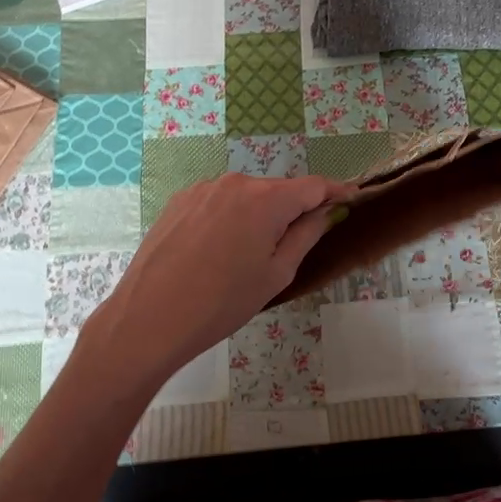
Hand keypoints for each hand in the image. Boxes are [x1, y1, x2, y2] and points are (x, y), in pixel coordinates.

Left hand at [86, 174, 352, 385]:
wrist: (148, 319)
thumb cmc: (221, 303)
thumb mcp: (275, 275)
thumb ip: (305, 236)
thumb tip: (327, 212)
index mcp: (266, 199)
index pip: (314, 186)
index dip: (336, 192)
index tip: (352, 199)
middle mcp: (235, 182)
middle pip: (278, 191)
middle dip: (293, 210)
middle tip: (294, 246)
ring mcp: (203, 189)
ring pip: (246, 197)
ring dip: (258, 215)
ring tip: (248, 257)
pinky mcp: (179, 200)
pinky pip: (218, 202)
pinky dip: (229, 218)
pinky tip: (217, 252)